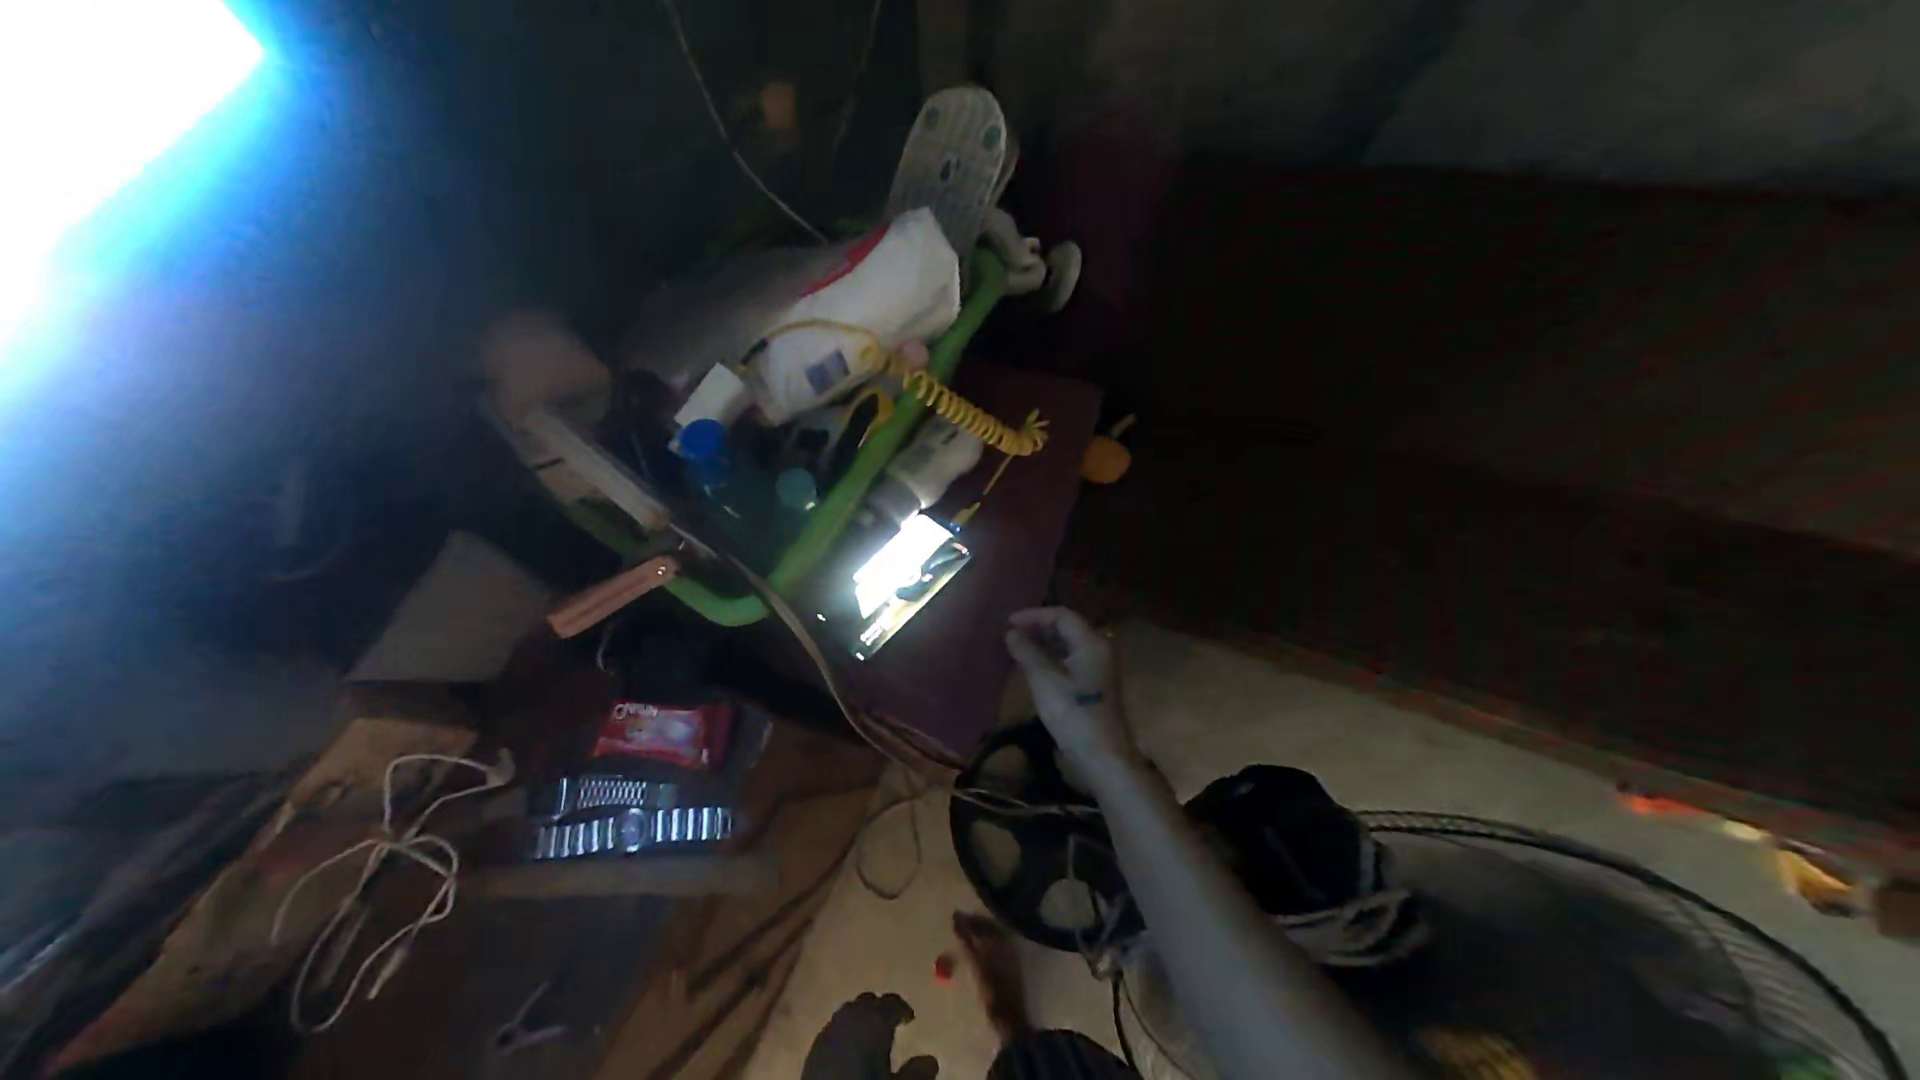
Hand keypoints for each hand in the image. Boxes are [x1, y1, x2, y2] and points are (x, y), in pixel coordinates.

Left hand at [801, 993, 937, 1079]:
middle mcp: (850, 1017)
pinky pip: (834, 1028)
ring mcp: (829, 1030)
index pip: (892, 1002)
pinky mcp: (814, 1048)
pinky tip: (850, 1051)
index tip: (910, 1020)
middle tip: (891, 1025)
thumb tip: (931, 1060)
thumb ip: (916, 1073)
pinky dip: (845, 1031)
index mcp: (873, 1020)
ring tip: (871, 1038)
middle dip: (880, 1009)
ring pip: (849, 1012)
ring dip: (861, 1018)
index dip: (902, 1009)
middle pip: (868, 1002)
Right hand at [1004, 608, 1139, 769]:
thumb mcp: (1044, 680)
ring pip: (1068, 643)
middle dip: (1037, 627)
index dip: (1033, 615)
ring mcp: (1098, 666)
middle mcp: (1099, 648)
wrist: (1101, 754)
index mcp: (1092, 642)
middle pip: (1066, 627)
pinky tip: (1031, 663)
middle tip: (1010, 634)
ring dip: (1043, 642)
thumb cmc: (1073, 712)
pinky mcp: (1093, 682)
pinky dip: (1050, 656)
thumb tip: (1010, 632)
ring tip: (1016, 646)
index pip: (1062, 615)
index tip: (1008, 623)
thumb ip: (1026, 651)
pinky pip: (1070, 659)